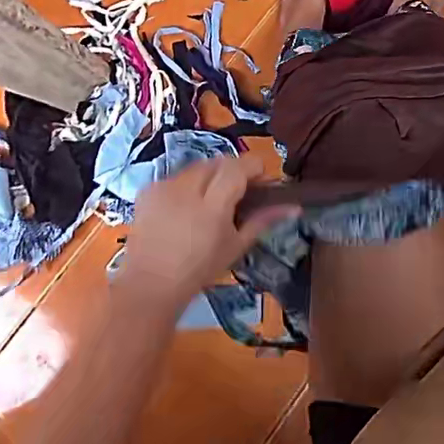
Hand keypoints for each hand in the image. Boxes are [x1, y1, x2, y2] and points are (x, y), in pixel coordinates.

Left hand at [117, 158, 296, 309]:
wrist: (150, 282)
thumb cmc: (201, 268)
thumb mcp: (237, 245)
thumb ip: (264, 219)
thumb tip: (294, 207)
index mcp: (212, 205)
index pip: (238, 167)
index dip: (254, 167)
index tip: (262, 180)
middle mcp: (186, 189)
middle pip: (219, 161)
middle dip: (234, 170)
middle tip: (242, 191)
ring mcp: (164, 187)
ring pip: (198, 166)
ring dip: (213, 175)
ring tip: (215, 198)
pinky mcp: (148, 189)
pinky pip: (178, 175)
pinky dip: (190, 183)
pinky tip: (190, 205)